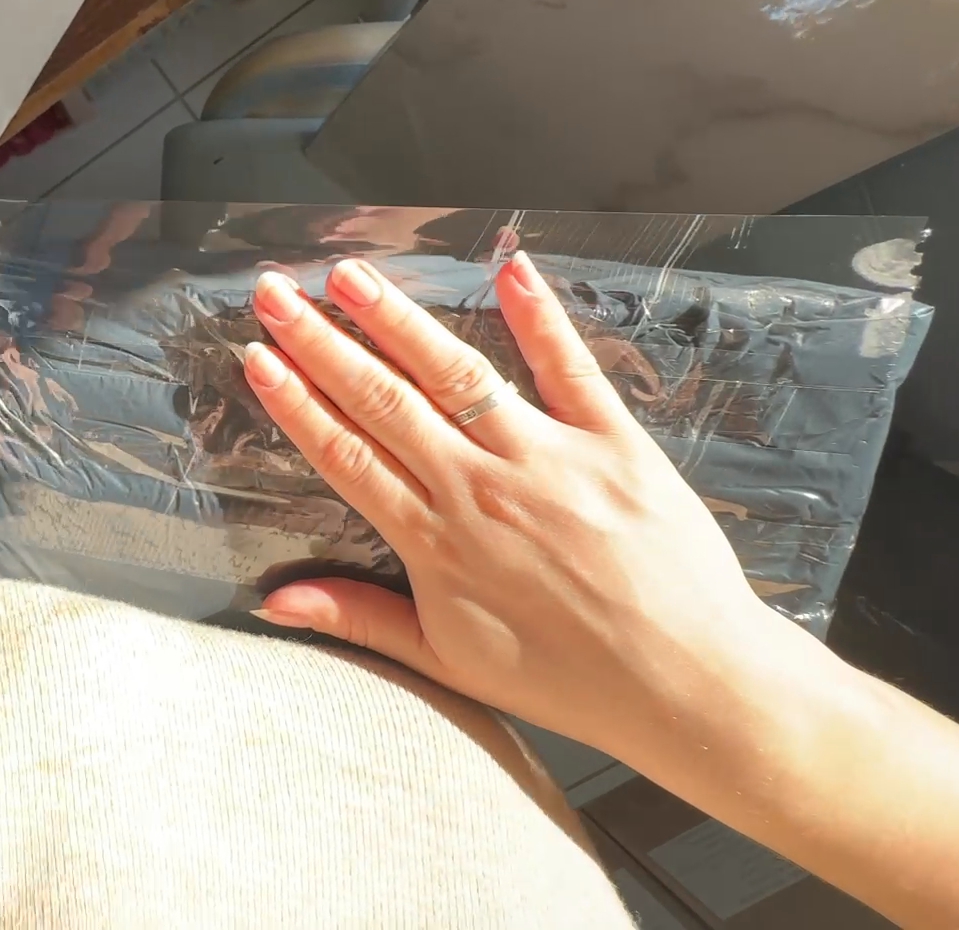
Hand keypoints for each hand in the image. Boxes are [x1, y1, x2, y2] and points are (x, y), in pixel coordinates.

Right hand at [245, 254, 795, 755]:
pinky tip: (509, 267)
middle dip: (319, 341)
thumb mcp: (444, 661)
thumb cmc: (565, 679)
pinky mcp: (615, 443)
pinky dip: (539, 317)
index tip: (258, 356)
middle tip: (276, 293)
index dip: (295, 402)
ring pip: (456, 375)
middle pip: (383, 400)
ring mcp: (547, 457)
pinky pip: (571, 369)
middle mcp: (479, 487)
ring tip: (349, 275)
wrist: (700, 692)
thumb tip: (272, 601)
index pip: (344, 454)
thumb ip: (355, 617)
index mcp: (433, 540)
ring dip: (397, 320)